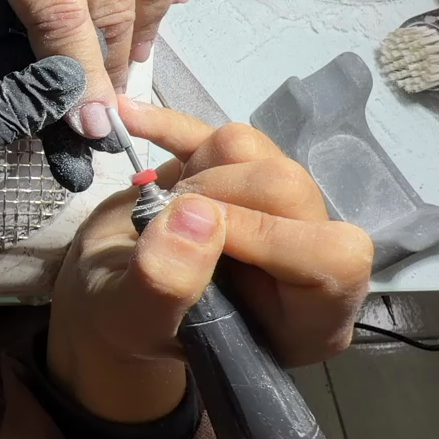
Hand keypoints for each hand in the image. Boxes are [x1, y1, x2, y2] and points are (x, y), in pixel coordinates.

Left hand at [0, 0, 85, 306]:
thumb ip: (19, 101)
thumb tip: (76, 73)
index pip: (0, 3)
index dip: (54, 16)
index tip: (104, 41)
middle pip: (13, 46)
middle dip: (62, 79)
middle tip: (107, 114)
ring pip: (12, 85)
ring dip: (50, 117)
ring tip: (88, 156)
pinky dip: (27, 133)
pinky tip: (60, 160)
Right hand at [47, 98, 372, 422]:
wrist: (107, 293)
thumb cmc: (126, 321)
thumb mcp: (130, 318)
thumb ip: (162, 283)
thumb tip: (195, 211)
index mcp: (306, 315)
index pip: (332, 256)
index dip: (264, 234)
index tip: (194, 236)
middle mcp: (304, 255)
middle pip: (288, 187)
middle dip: (211, 194)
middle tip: (160, 221)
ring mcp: (268, 205)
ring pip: (252, 150)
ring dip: (191, 169)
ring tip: (155, 204)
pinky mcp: (229, 170)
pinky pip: (208, 129)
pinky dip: (164, 123)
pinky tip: (126, 117)